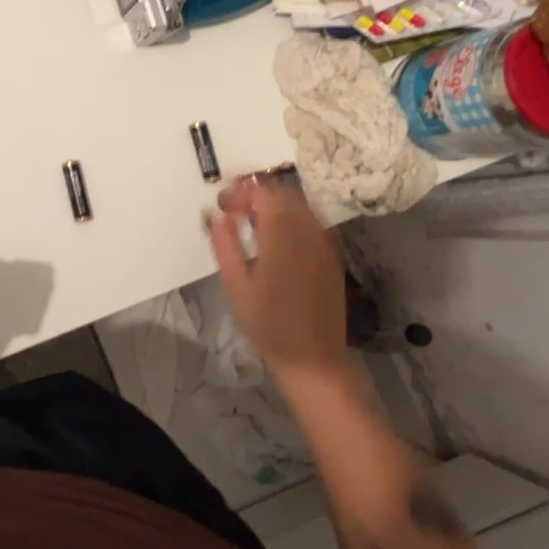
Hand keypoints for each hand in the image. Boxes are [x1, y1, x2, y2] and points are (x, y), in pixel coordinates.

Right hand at [207, 176, 348, 382]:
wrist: (313, 358)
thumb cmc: (268, 326)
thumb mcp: (236, 286)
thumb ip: (225, 245)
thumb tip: (218, 216)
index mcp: (282, 239)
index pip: (263, 194)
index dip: (240, 190)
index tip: (222, 202)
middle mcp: (308, 234)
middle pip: (284, 193)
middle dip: (256, 191)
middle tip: (232, 205)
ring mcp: (324, 244)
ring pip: (299, 205)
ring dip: (273, 203)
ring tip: (249, 217)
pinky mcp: (330, 256)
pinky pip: (311, 222)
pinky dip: (290, 216)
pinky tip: (274, 234)